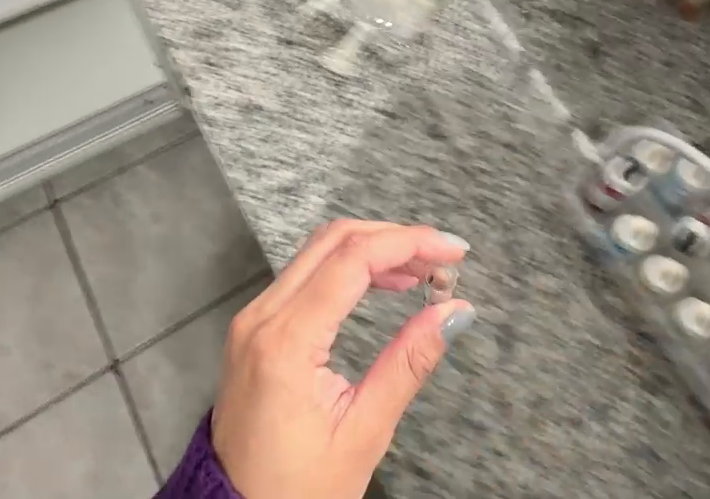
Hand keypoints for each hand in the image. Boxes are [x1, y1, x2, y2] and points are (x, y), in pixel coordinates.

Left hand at [212, 220, 473, 498]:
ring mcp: (254, 318)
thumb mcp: (363, 434)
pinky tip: (385, 283)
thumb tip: (455, 312)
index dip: (409, 242)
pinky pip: (307, 273)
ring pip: (320, 250)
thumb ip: (409, 363)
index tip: (453, 250)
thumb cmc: (293, 491)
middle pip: (335, 240)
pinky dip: (351, 265)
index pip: (353, 259)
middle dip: (396, 237)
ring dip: (375, 248)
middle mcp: (262, 317)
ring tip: (423, 271)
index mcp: (285, 343)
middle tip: (442, 257)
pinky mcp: (257, 326)